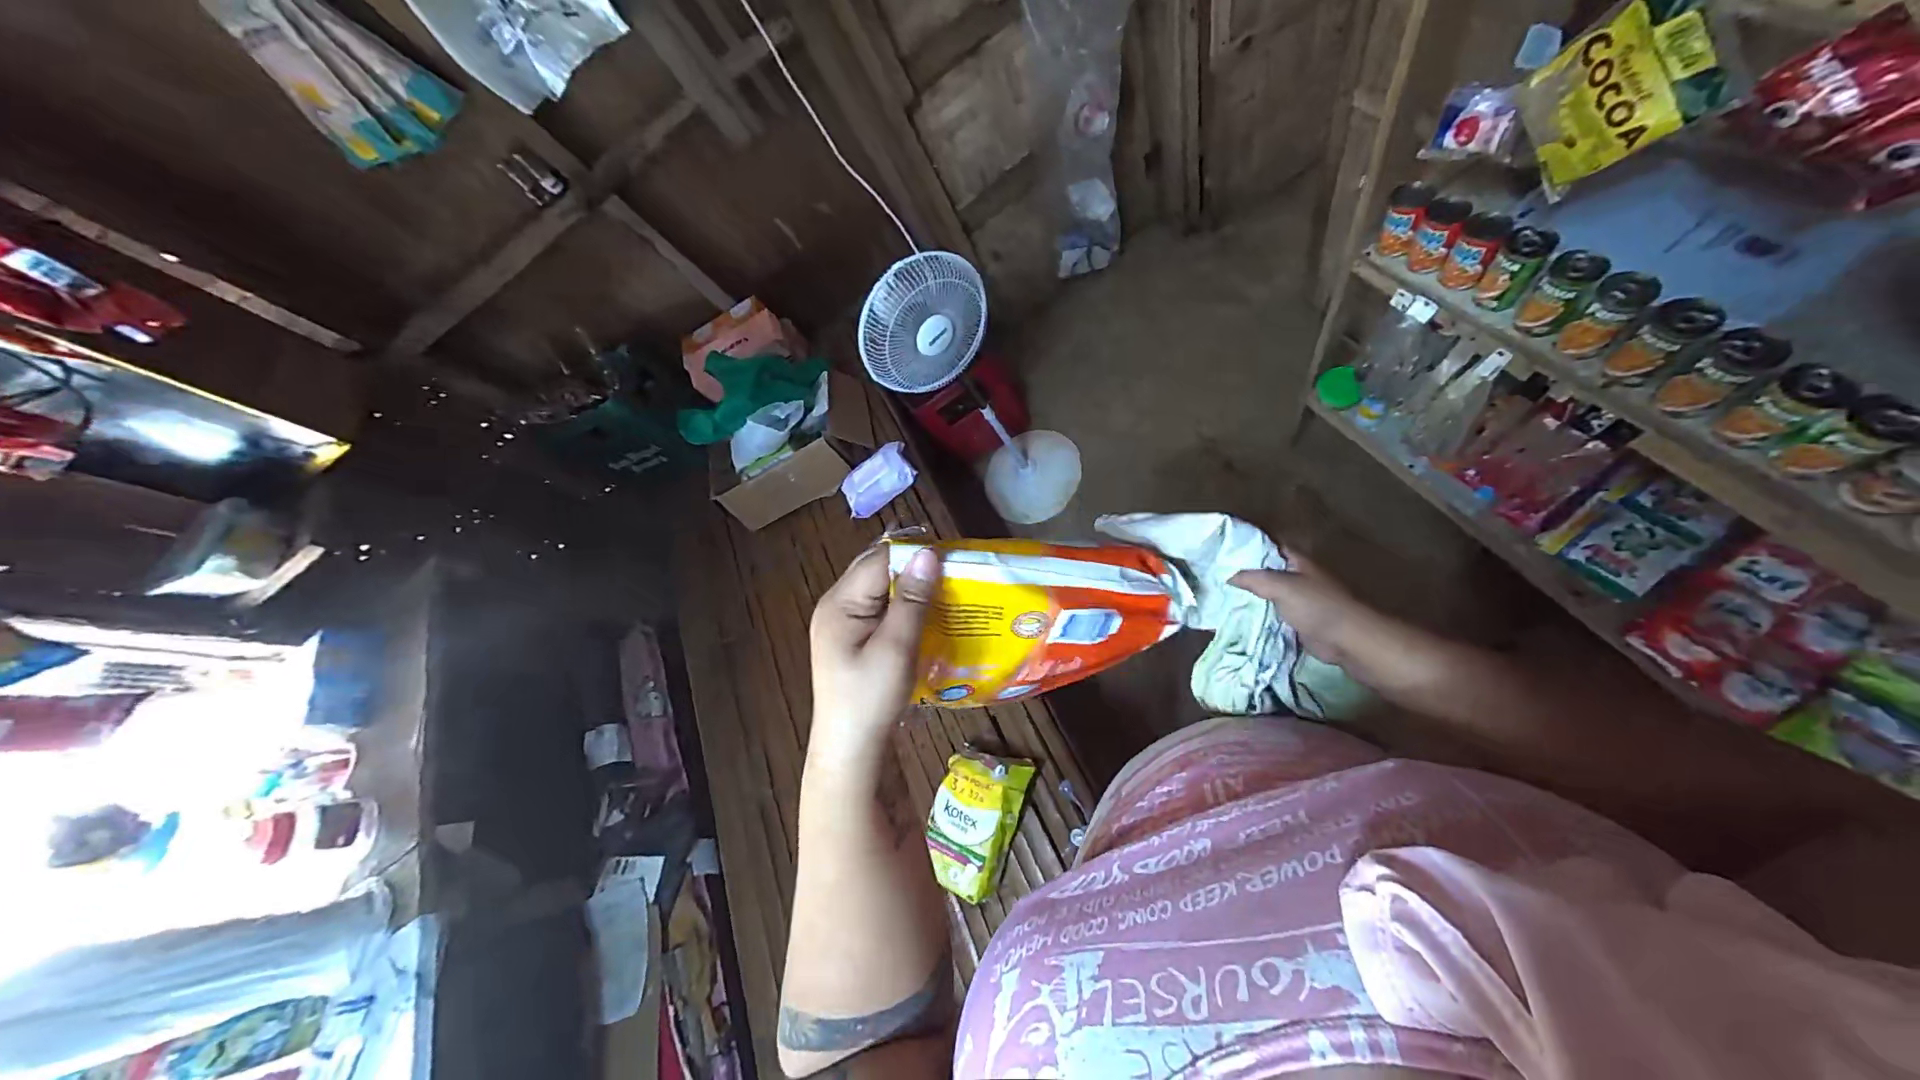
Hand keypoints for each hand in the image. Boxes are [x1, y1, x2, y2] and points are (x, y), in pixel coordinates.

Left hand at [810, 545, 941, 749]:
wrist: (851, 750)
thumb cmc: (871, 698)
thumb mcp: (896, 647)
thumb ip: (912, 599)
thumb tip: (928, 553)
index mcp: (839, 603)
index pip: (879, 559)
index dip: (914, 554)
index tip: (953, 559)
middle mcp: (836, 606)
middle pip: (878, 570)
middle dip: (914, 569)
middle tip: (954, 575)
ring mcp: (843, 625)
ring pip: (881, 590)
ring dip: (912, 589)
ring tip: (947, 593)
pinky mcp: (853, 641)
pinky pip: (881, 611)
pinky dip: (905, 608)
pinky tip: (928, 618)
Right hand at [1229, 549, 1367, 666]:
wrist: (1346, 639)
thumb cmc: (1316, 606)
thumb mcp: (1281, 586)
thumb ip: (1254, 579)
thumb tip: (1230, 576)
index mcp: (1299, 563)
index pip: (1273, 548)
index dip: (1253, 548)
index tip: (1228, 553)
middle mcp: (1301, 578)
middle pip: (1270, 572)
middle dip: (1249, 575)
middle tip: (1221, 578)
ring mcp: (1302, 601)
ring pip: (1272, 595)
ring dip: (1254, 597)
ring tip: (1226, 598)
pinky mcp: (1301, 621)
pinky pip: (1276, 615)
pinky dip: (1262, 616)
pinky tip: (1242, 618)